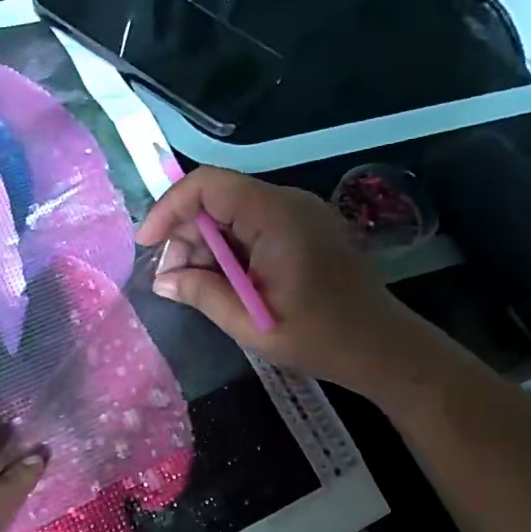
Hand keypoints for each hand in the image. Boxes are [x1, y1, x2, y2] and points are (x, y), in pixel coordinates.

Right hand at [135, 166, 432, 394]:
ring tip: (194, 287)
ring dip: (204, 247)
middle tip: (171, 279)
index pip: (209, 185)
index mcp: (276, 217)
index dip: (170, 207)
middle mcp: (287, 203)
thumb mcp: (250, 323)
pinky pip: (250, 226)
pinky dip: (227, 251)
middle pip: (217, 198)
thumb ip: (202, 293)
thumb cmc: (320, 337)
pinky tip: (221, 283)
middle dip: (184, 234)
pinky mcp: (301, 229)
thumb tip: (162, 280)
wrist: (382, 347)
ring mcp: (297, 214)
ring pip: (230, 214)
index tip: (148, 244)